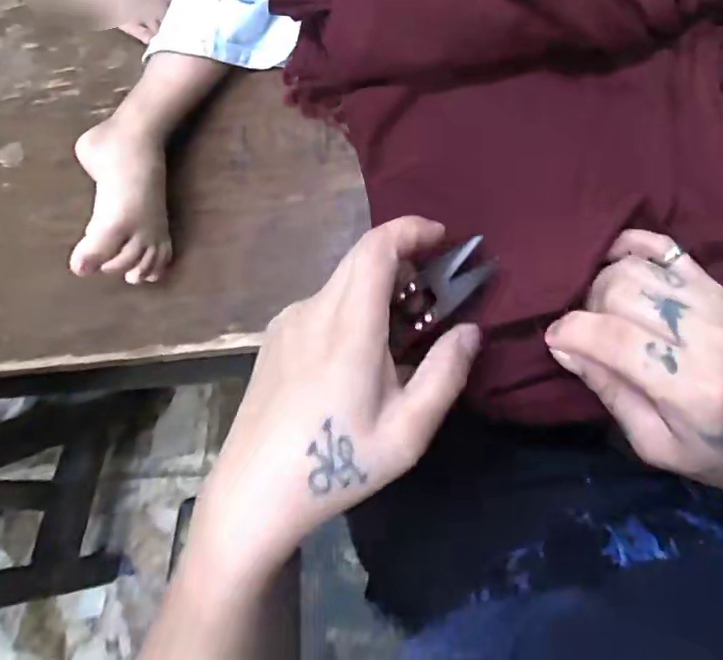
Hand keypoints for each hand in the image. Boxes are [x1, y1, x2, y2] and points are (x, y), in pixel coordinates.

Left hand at [184, 217, 480, 580]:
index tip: (441, 237)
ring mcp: (290, 319)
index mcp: (349, 325)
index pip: (377, 247)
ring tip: (398, 335)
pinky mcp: (276, 335)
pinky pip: (323, 303)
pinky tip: (356, 357)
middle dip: (402, 258)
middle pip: (361, 257)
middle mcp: (315, 308)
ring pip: (342, 281)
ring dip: (377, 287)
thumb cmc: (338, 464)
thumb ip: (445, 374)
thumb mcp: (407, 432)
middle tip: (431, 294)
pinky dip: (352, 307)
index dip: (411, 229)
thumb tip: (470, 330)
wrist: (252, 493)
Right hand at [545, 229, 722, 500]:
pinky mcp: (715, 286)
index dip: (572, 332)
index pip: (615, 339)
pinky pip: (663, 246)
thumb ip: (607, 390)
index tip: (554, 338)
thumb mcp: (653, 444)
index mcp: (694, 389)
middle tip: (586, 331)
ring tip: (604, 310)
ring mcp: (714, 304)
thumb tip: (561, 345)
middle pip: (620, 292)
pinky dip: (630, 246)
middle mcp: (707, 337)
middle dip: (587, 307)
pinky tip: (615, 262)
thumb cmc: (714, 451)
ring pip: (634, 266)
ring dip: (604, 282)